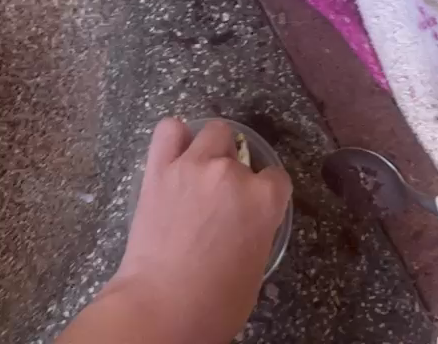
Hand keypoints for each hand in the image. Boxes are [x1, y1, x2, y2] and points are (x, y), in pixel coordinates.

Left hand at [58, 118, 291, 343]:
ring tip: (201, 172)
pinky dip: (175, 137)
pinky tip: (176, 155)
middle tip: (222, 198)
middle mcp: (231, 173)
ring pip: (213, 130)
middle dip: (236, 170)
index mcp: (263, 200)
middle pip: (242, 152)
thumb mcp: (255, 266)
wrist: (161, 308)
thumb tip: (249, 216)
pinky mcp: (160, 167)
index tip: (256, 208)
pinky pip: (169, 130)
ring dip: (211, 148)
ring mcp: (194, 165)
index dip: (268, 194)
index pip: (277, 178)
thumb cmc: (215, 302)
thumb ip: (258, 228)